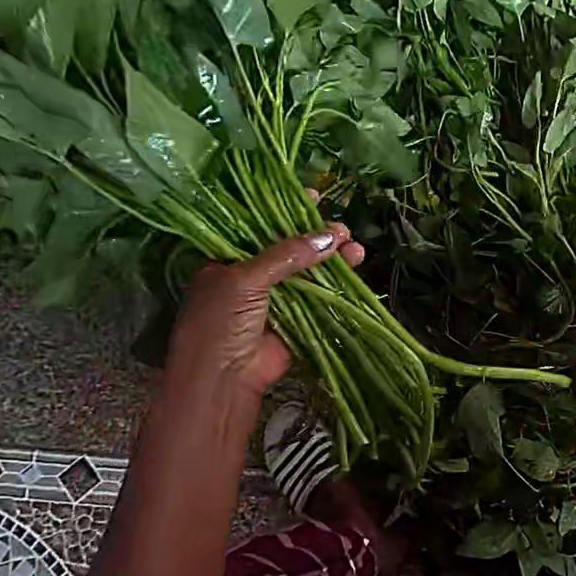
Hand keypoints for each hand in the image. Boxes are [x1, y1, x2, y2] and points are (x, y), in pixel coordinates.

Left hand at [165, 222, 365, 397]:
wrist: (223, 379)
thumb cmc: (220, 322)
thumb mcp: (246, 279)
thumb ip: (287, 255)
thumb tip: (329, 236)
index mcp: (226, 260)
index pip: (258, 227)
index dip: (284, 210)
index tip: (311, 196)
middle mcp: (250, 275)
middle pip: (289, 247)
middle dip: (315, 236)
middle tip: (342, 228)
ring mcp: (275, 298)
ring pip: (308, 271)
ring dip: (332, 258)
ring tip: (355, 247)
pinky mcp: (296, 318)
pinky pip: (320, 295)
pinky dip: (338, 282)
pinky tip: (355, 266)